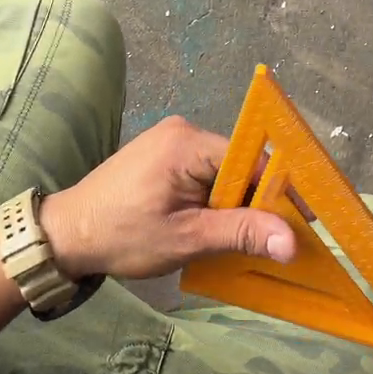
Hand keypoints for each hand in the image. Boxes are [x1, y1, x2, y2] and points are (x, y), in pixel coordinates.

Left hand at [40, 116, 297, 279]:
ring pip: (225, 170)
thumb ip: (239, 232)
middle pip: (241, 163)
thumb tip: (292, 241)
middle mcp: (184, 131)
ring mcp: (172, 141)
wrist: (66, 233)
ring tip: (257, 239)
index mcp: (188, 142)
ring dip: (238, 203)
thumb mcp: (186, 238)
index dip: (279, 190)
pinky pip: (206, 173)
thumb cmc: (123, 234)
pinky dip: (218, 199)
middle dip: (260, 200)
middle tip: (283, 239)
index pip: (252, 158)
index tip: (305, 223)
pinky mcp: (165, 157)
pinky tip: (225, 227)